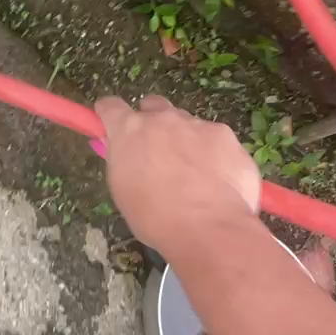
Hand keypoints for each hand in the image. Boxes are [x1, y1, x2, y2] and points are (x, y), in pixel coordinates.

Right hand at [96, 95, 260, 260]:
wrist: (209, 228)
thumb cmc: (155, 217)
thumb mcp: (123, 191)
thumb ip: (124, 161)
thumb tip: (129, 154)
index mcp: (129, 130)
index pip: (110, 106)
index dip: (110, 115)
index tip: (112, 128)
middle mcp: (162, 119)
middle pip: (153, 107)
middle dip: (152, 123)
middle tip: (157, 153)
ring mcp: (196, 124)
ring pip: (187, 123)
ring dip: (185, 140)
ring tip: (195, 176)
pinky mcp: (225, 136)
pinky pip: (215, 139)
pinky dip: (214, 154)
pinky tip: (219, 181)